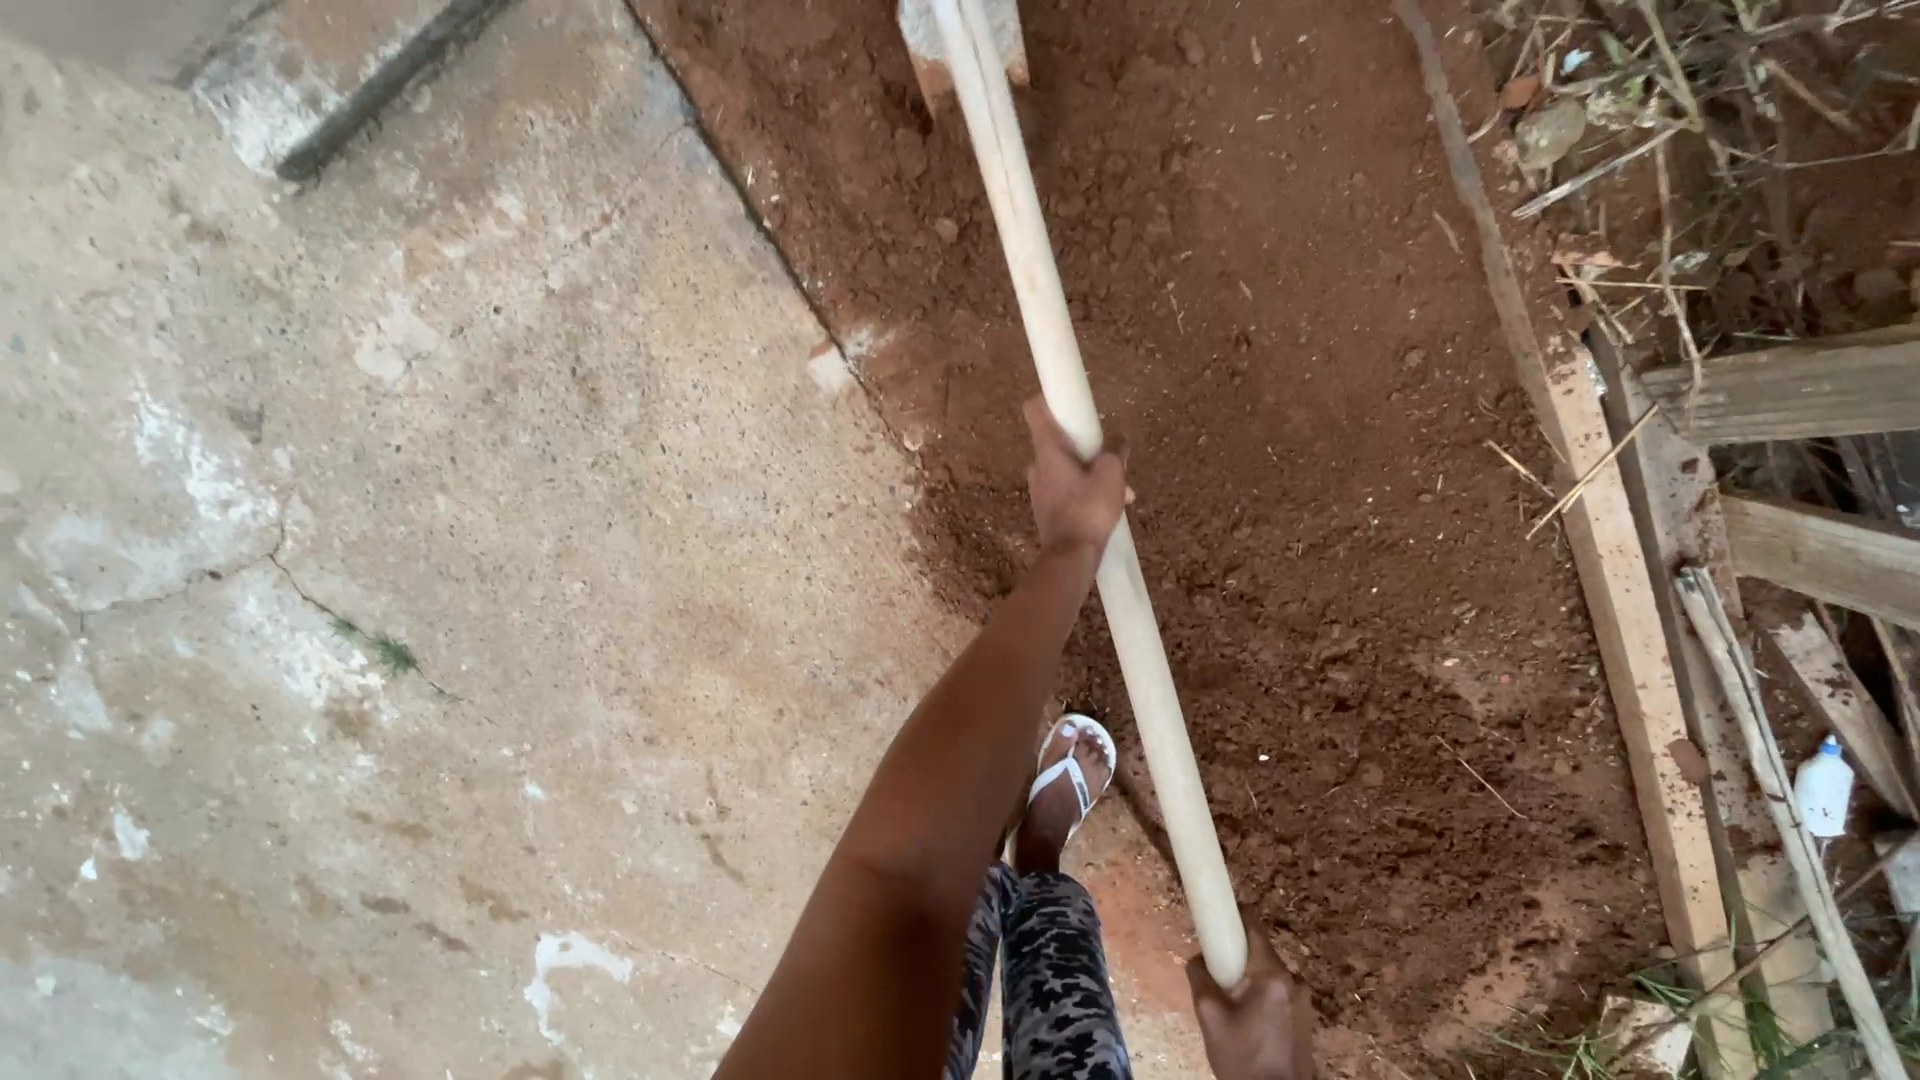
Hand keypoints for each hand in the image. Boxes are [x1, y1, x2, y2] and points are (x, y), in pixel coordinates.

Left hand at [1022, 397, 1128, 556]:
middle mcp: (1037, 466)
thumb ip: (1116, 451)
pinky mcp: (1047, 509)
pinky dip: (1087, 491)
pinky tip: (1112, 506)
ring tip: (1123, 491)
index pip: (1035, 410)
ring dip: (1094, 473)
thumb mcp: (1112, 474)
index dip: (1049, 398)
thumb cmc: (1088, 509)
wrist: (1071, 556)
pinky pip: (1068, 489)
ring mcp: (1040, 489)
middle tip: (1113, 459)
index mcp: (1047, 450)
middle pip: (1059, 441)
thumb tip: (1118, 440)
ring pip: (1068, 468)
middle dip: (1088, 447)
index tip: (1070, 400)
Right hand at [1187, 916, 1314, 1079]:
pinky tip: (1247, 1022)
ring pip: (1266, 973)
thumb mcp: (1209, 1017)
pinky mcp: (1305, 1018)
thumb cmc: (1243, 1058)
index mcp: (1271, 974)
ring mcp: (1303, 1000)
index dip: (1230, 914)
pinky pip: (1275, 992)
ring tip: (1230, 1009)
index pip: (1252, 923)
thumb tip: (1199, 959)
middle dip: (1234, 958)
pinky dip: (1259, 997)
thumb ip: (1199, 976)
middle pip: (1257, 950)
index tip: (1212, 917)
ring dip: (1247, 980)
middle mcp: (1294, 980)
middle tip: (1215, 978)